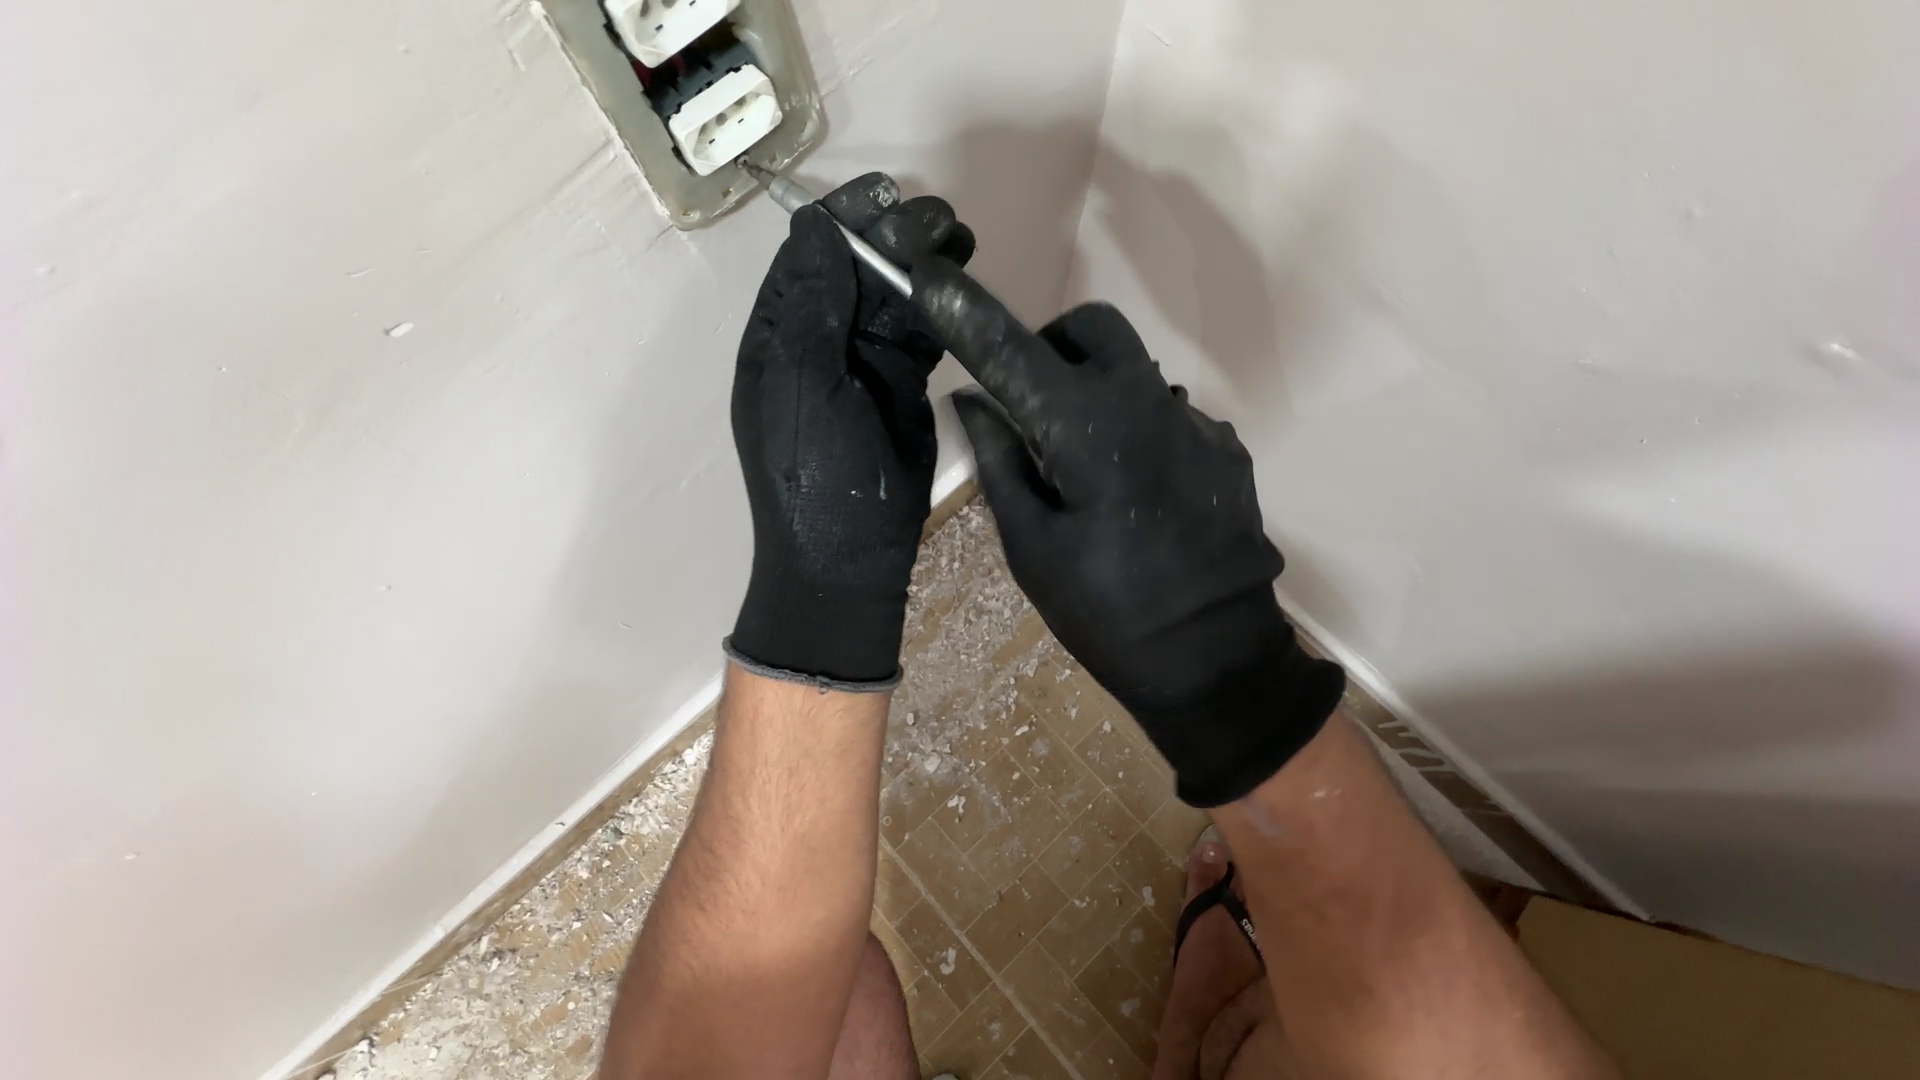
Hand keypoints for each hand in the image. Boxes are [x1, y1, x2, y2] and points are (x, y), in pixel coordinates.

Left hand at [727, 174, 975, 688]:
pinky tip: (964, 282)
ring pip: (895, 293)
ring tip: (961, 237)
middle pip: (859, 266)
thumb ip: (810, 305)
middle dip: (895, 234)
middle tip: (941, 219)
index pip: (810, 255)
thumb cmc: (811, 469)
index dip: (846, 217)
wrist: (848, 553)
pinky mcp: (904, 383)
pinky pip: (921, 330)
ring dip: (924, 262)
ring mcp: (865, 361)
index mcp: (782, 333)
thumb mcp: (801, 383)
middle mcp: (822, 338)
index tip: (889, 192)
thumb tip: (817, 227)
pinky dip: (941, 305)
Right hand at [911, 263, 1342, 804]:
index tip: (928, 274)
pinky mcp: (1226, 450)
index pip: (1010, 350)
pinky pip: (1170, 414)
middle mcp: (1146, 403)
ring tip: (1090, 471)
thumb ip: (1001, 463)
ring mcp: (1195, 423)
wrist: (1216, 661)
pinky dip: (1139, 431)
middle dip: (1052, 348)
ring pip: (1135, 372)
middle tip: (1031, 408)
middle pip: (1092, 330)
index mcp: (1085, 427)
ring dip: (1098, 394)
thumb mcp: (1032, 548)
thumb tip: (972, 401)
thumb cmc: (1106, 614)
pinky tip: (1139, 493)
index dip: (964, 312)